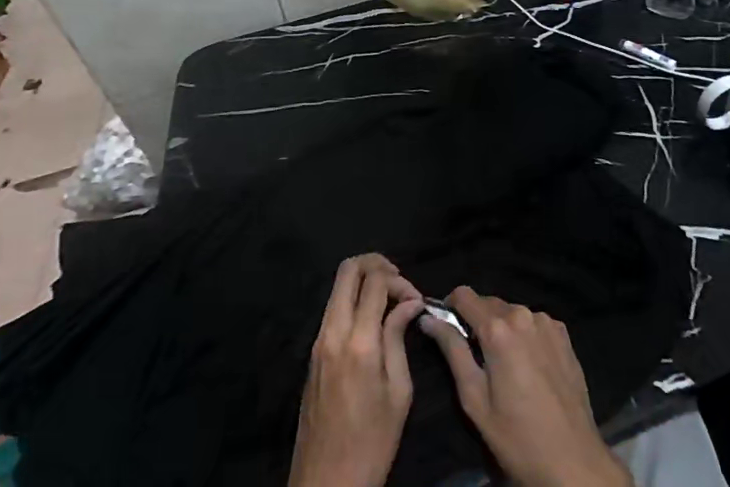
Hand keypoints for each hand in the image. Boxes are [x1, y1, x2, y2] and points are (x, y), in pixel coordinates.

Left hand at [289, 254, 424, 486]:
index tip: (417, 300)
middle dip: (376, 264)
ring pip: (337, 287)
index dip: (400, 280)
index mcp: (357, 342)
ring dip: (364, 282)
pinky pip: (332, 309)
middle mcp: (332, 333)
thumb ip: (399, 338)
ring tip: (390, 300)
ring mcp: (317, 342)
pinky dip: (353, 301)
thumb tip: (408, 303)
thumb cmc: (372, 442)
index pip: (375, 282)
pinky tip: (374, 320)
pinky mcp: (313, 354)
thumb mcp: (399, 391)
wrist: (326, 483)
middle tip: (400, 281)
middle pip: (347, 270)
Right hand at [419, 287, 633, 486]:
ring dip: (501, 328)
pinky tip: (527, 366)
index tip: (445, 325)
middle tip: (472, 355)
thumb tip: (429, 319)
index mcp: (499, 328)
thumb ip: (452, 351)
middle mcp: (524, 315)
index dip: (450, 306)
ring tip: (500, 365)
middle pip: (489, 304)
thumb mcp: (474, 397)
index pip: (465, 295)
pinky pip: (533, 324)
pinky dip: (523, 335)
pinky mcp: (564, 334)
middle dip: (476, 321)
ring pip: (512, 313)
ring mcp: (548, 323)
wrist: (571, 458)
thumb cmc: (515, 434)